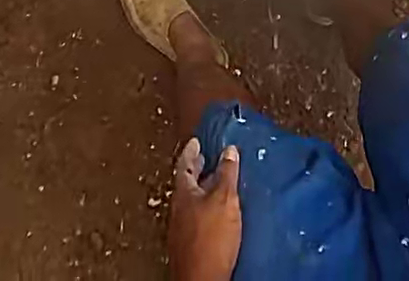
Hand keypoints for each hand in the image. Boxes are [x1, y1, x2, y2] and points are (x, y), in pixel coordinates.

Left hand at [168, 138, 240, 280]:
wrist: (201, 280)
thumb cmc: (211, 236)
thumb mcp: (224, 200)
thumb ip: (227, 174)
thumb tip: (230, 150)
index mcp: (183, 191)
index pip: (184, 163)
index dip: (191, 151)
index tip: (196, 141)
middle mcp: (178, 206)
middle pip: (186, 182)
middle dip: (196, 170)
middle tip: (205, 160)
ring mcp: (181, 226)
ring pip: (191, 200)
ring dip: (202, 190)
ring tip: (215, 185)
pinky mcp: (188, 244)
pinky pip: (195, 216)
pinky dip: (204, 208)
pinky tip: (215, 215)